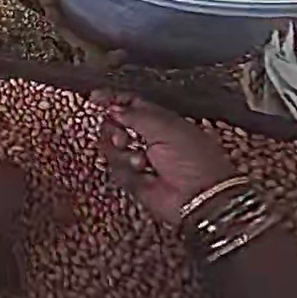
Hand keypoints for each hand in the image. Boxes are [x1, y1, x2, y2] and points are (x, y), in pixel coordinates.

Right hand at [93, 90, 234, 226]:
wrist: (201, 198)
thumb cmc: (193, 159)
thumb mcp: (165, 128)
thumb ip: (135, 114)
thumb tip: (112, 107)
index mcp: (160, 121)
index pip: (131, 104)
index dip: (113, 100)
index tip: (95, 98)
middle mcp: (148, 138)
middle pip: (116, 124)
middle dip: (113, 128)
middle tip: (121, 136)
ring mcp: (141, 158)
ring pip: (112, 146)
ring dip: (121, 150)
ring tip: (139, 159)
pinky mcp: (134, 179)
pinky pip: (116, 167)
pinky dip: (126, 168)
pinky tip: (142, 171)